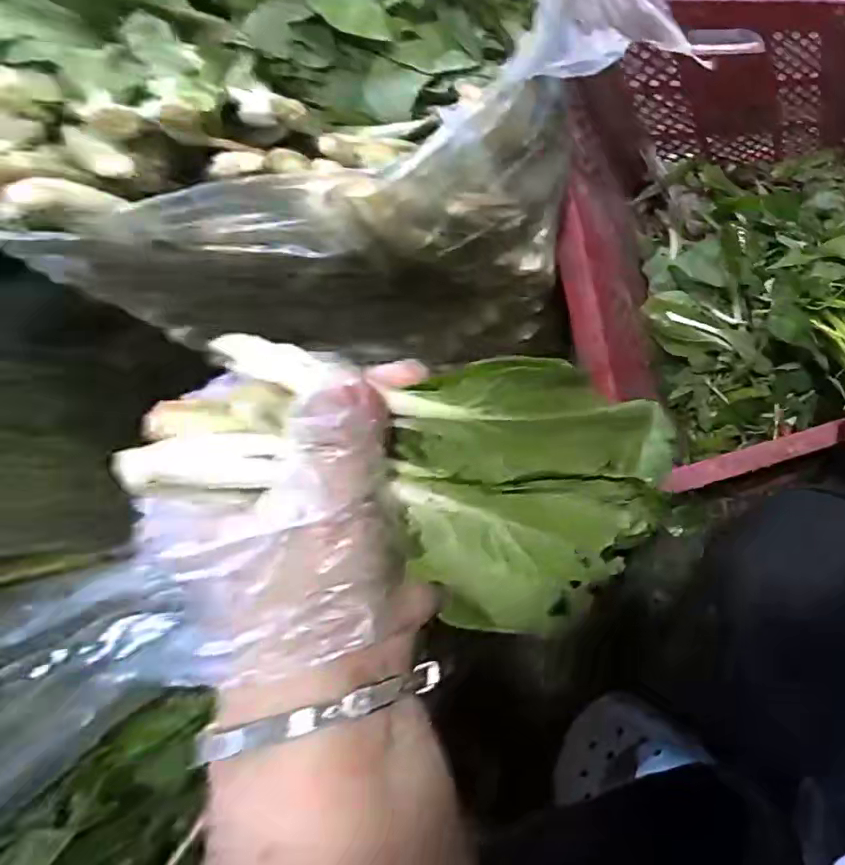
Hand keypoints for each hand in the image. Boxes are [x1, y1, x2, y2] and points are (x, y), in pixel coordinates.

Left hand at [121, 338, 430, 684]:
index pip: (242, 409)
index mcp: (209, 487)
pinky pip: (382, 462)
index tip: (352, 375)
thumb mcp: (317, 517)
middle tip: (409, 379)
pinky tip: (437, 431)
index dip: (298, 384)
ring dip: (389, 418)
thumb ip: (333, 449)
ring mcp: (309, 497)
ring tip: (429, 397)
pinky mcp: (356, 510)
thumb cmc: (307, 596)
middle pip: (304, 418)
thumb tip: (348, 380)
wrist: (346, 666)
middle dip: (357, 396)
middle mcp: (255, 485)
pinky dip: (409, 444)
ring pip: (349, 437)